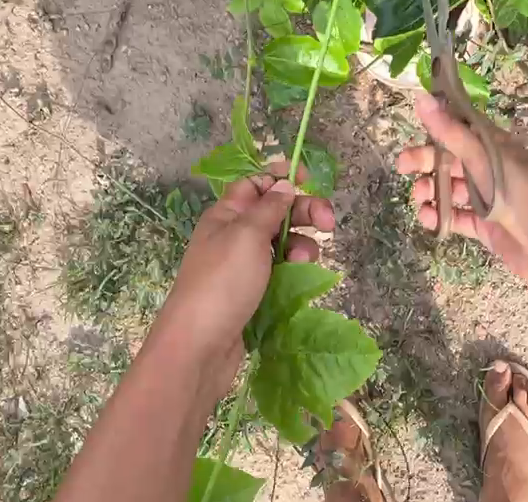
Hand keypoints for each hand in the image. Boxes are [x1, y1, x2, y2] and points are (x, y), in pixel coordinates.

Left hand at [152, 172, 335, 402]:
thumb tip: (284, 185)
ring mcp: (242, 265)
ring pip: (280, 242)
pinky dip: (292, 268)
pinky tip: (300, 276)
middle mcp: (233, 235)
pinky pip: (278, 269)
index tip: (309, 181)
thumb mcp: (248, 235)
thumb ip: (270, 207)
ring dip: (299, 244)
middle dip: (302, 212)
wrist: (199, 348)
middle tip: (328, 223)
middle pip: (274, 211)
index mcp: (226, 214)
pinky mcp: (251, 292)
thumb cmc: (222, 282)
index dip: (281, 178)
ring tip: (305, 259)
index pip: (255, 183)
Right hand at [396, 93, 527, 301]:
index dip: (435, 128)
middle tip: (402, 168)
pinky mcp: (485, 226)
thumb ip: (451, 132)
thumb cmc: (520, 195)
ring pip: (451, 188)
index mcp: (493, 145)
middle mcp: (489, 167)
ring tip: (419, 199)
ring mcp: (487, 198)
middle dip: (426, 161)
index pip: (459, 128)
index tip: (411, 132)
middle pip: (450, 158)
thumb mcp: (483, 159)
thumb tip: (421, 97)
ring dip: (431, 190)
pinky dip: (441, 217)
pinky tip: (428, 219)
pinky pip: (457, 217)